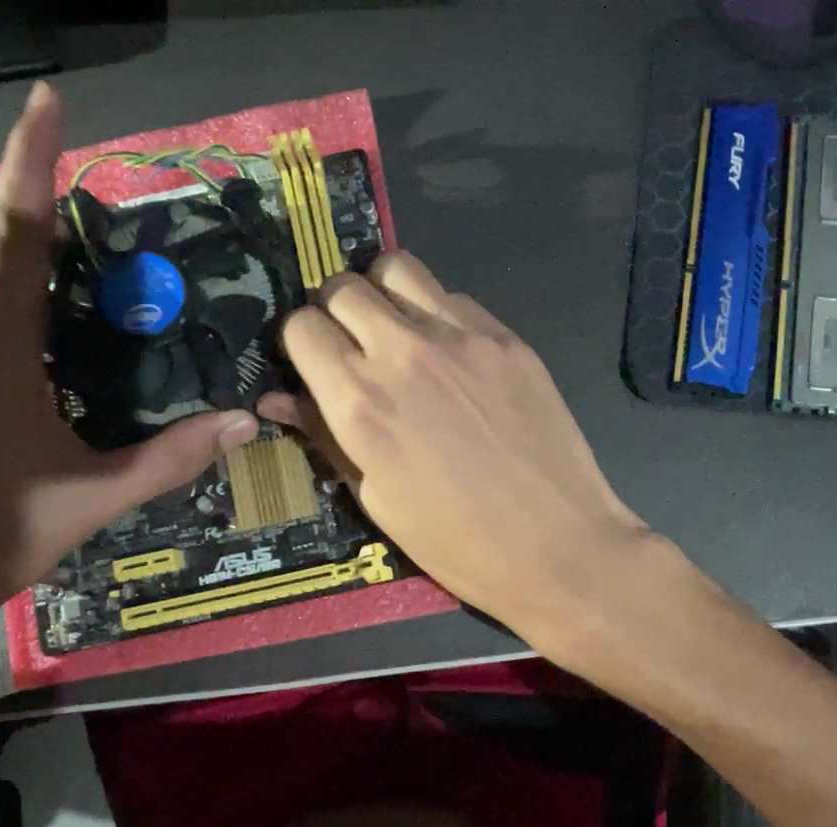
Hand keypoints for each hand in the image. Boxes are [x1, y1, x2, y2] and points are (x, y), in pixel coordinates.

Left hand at [0, 83, 257, 685]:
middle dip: (36, 208)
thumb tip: (243, 424)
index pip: (14, 236)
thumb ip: (171, 458)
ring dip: (14, 257)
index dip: (33, 162)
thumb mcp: (91, 501)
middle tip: (94, 205)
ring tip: (70, 266)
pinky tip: (25, 334)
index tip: (50, 103)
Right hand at [260, 252, 653, 650]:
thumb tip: (278, 400)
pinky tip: (453, 357)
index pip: (301, 326)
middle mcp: (404, 353)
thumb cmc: (458, 545)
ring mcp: (462, 338)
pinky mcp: (508, 338)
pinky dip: (437, 314)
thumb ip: (325, 437)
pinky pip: (454, 297)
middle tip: (353, 349)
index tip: (316, 367)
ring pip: (398, 269)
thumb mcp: (378, 501)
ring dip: (383, 294)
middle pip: (342, 286)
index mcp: (360, 403)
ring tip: (395, 335)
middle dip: (334, 312)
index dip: (301, 345)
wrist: (558, 547)